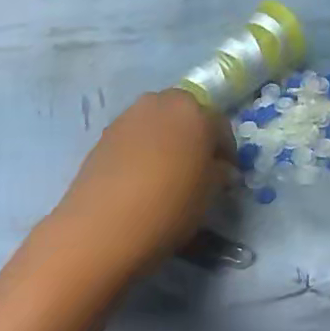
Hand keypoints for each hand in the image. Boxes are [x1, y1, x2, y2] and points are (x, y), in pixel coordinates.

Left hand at [47, 89, 232, 271]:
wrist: (103, 227)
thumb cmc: (169, 209)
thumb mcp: (208, 197)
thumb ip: (218, 175)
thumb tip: (218, 168)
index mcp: (194, 112)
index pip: (220, 125)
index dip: (226, 150)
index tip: (227, 174)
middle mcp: (159, 103)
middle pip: (184, 115)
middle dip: (193, 138)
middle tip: (197, 170)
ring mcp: (126, 117)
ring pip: (155, 124)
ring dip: (165, 142)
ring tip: (167, 175)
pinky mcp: (102, 136)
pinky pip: (132, 139)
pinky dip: (141, 152)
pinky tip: (141, 180)